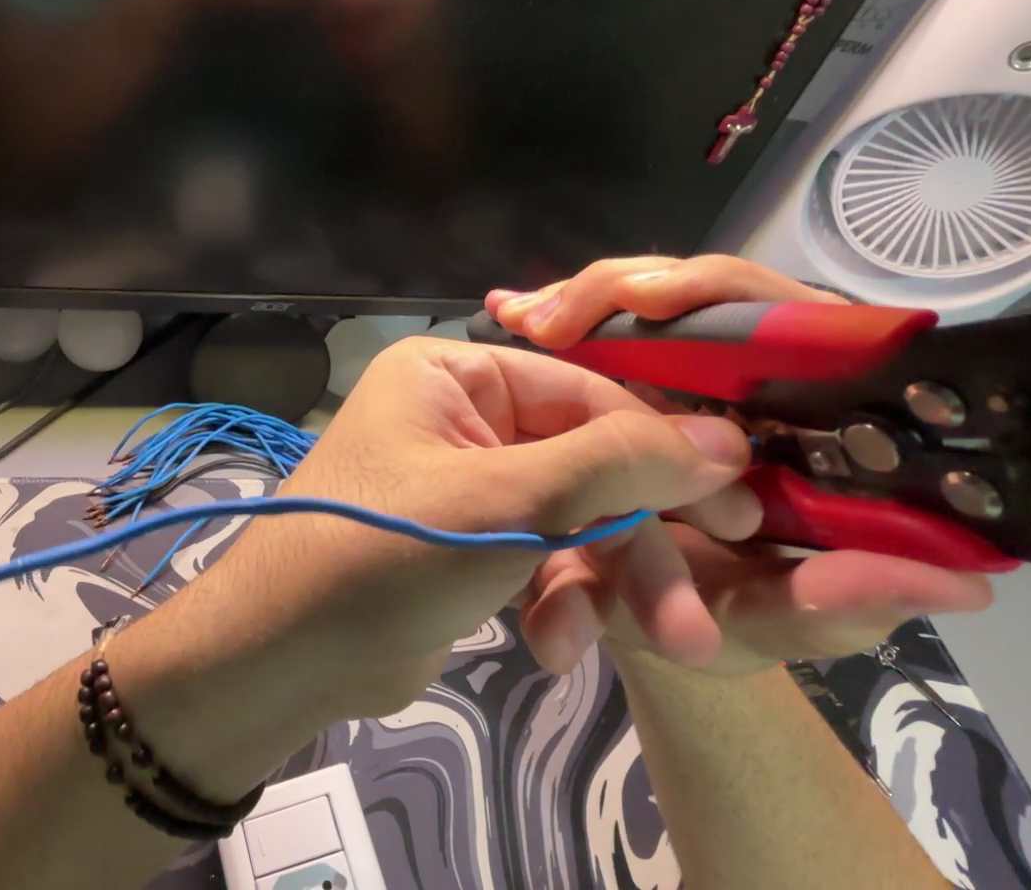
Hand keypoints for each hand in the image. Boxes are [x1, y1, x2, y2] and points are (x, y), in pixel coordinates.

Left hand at [183, 336, 754, 721]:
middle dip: (635, 543)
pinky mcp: (470, 544)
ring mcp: (467, 485)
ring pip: (571, 520)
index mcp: (453, 375)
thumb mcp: (507, 501)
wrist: (288, 655)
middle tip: (698, 611)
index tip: (742, 503)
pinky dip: (558, 603)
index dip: (666, 448)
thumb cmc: (386, 554)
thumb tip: (727, 438)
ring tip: (649, 649)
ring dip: (605, 585)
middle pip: (585, 464)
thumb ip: (617, 465)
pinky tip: (554, 646)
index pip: (586, 392)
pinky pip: (541, 559)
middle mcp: (461, 417)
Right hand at [485, 255, 994, 674]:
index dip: (720, 298)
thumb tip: (952, 588)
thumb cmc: (717, 617)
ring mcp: (673, 378)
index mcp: (802, 416)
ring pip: (629, 309)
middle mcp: (741, 382)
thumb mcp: (762, 623)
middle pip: (690, 297)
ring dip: (568, 305)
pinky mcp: (616, 385)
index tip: (650, 302)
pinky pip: (581, 338)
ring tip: (515, 315)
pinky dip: (540, 318)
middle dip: (614, 292)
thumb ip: (834, 611)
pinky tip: (505, 311)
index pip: (784, 319)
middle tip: (548, 319)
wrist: (644, 620)